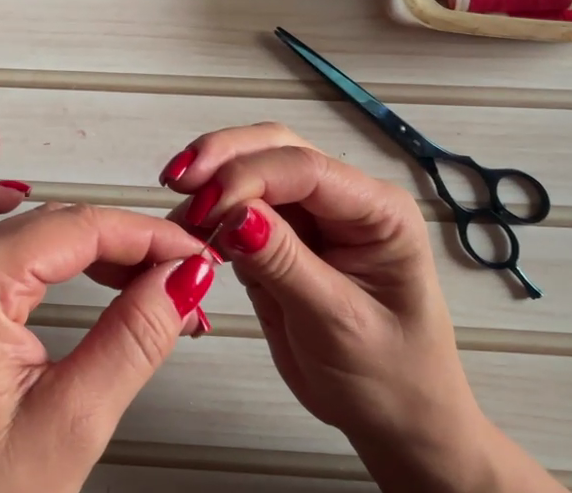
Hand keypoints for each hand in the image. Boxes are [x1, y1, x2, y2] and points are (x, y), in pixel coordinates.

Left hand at [0, 179, 216, 492]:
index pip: (82, 229)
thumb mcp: (70, 420)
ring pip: (24, 228)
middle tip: (182, 280)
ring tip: (140, 273)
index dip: (148, 237)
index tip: (194, 255)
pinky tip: (21, 201)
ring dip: (86, 242)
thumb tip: (179, 280)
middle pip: (57, 224)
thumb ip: (133, 338)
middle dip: (127, 247)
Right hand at [159, 124, 564, 492]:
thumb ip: (284, 263)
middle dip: (222, 159)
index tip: (205, 206)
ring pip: (250, 168)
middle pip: (274, 149)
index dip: (249, 176)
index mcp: (377, 210)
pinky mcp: (281, 235)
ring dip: (209, 182)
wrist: (394, 421)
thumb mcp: (337, 323)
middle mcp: (344, 199)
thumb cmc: (388, 377)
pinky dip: (208, 212)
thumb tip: (233, 213)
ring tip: (178, 214)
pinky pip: (237, 207)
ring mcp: (311, 214)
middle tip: (177, 182)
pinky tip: (187, 230)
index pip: (304, 168)